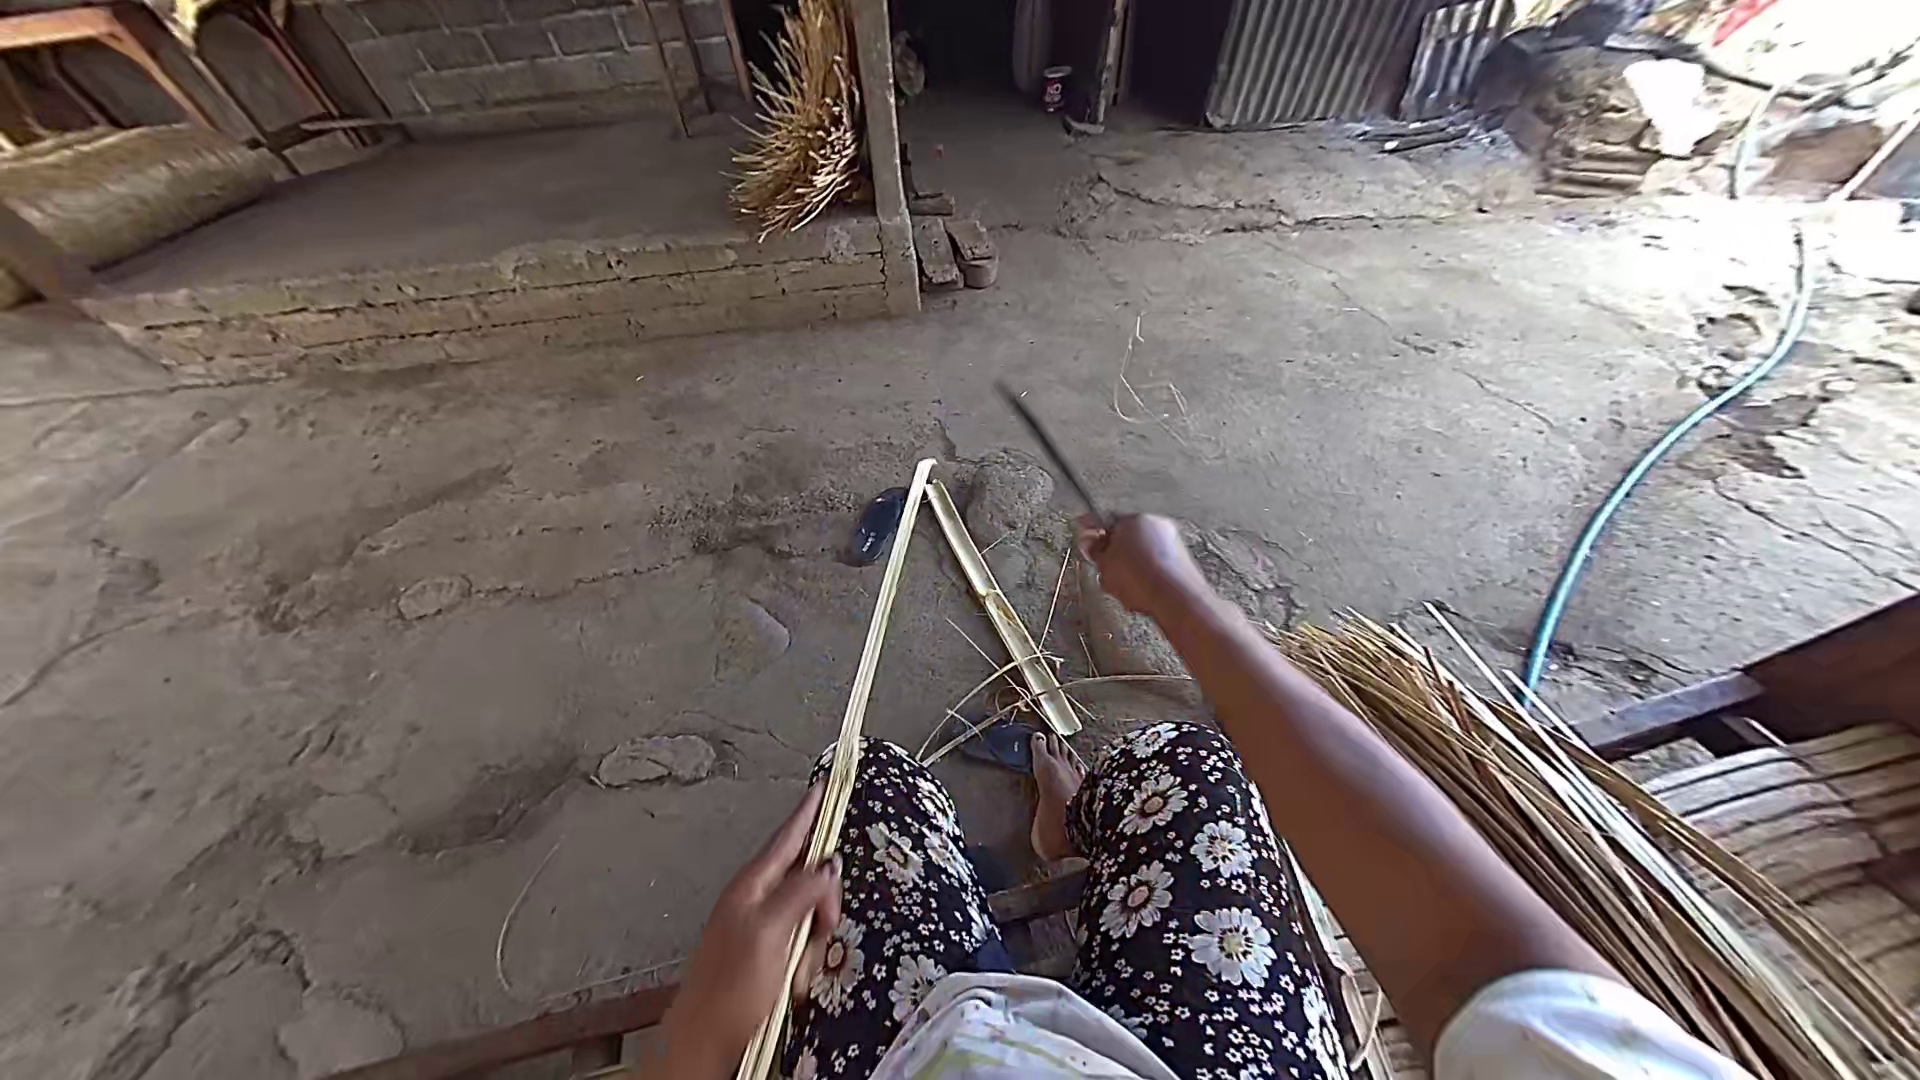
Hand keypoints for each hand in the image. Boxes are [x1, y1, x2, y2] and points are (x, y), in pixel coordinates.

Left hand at [658, 785, 841, 1078]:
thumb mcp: (772, 933)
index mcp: (754, 883)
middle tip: (825, 926)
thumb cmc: (731, 988)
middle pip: (807, 872)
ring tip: (800, 966)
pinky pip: (800, 934)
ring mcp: (760, 921)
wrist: (699, 1046)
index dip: (810, 809)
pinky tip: (794, 978)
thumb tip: (830, 860)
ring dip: (814, 934)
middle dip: (823, 897)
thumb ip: (803, 892)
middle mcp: (757, 895)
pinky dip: (804, 953)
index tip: (825, 782)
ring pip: (808, 906)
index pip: (789, 834)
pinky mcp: (765, 947)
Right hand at [1076, 513, 1210, 615]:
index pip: (1106, 521)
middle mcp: (1155, 523)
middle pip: (1127, 535)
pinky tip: (1141, 591)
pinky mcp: (1183, 559)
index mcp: (1133, 519)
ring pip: (1143, 550)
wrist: (1174, 597)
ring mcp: (1172, 540)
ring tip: (1123, 586)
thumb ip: (1095, 551)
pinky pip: (1157, 563)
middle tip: (1104, 569)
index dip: (1092, 533)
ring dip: (1131, 564)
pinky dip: (1148, 573)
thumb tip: (1091, 544)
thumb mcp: (1104, 565)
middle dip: (1115, 552)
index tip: (1085, 539)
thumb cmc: (1138, 578)